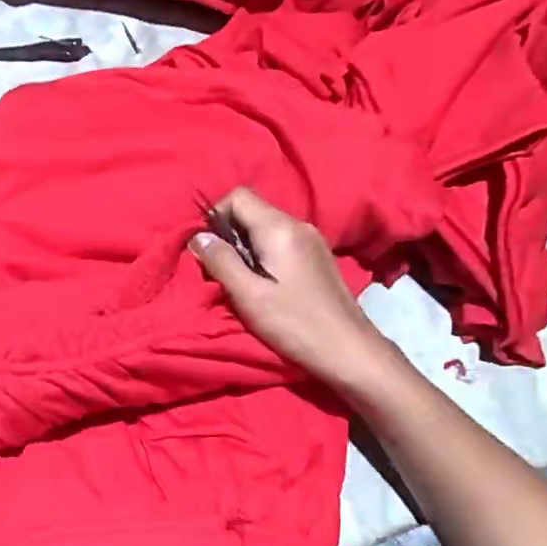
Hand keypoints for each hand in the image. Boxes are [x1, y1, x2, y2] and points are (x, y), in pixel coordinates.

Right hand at [189, 186, 401, 392]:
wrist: (348, 349)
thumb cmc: (295, 324)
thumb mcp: (249, 296)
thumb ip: (221, 262)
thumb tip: (197, 237)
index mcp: (280, 228)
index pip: (238, 196)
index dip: (216, 217)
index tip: (210, 251)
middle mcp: (299, 225)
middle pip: (254, 211)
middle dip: (231, 236)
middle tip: (225, 273)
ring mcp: (313, 241)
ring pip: (268, 230)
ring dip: (249, 250)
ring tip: (245, 284)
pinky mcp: (319, 259)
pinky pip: (283, 245)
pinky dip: (267, 258)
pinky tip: (269, 288)